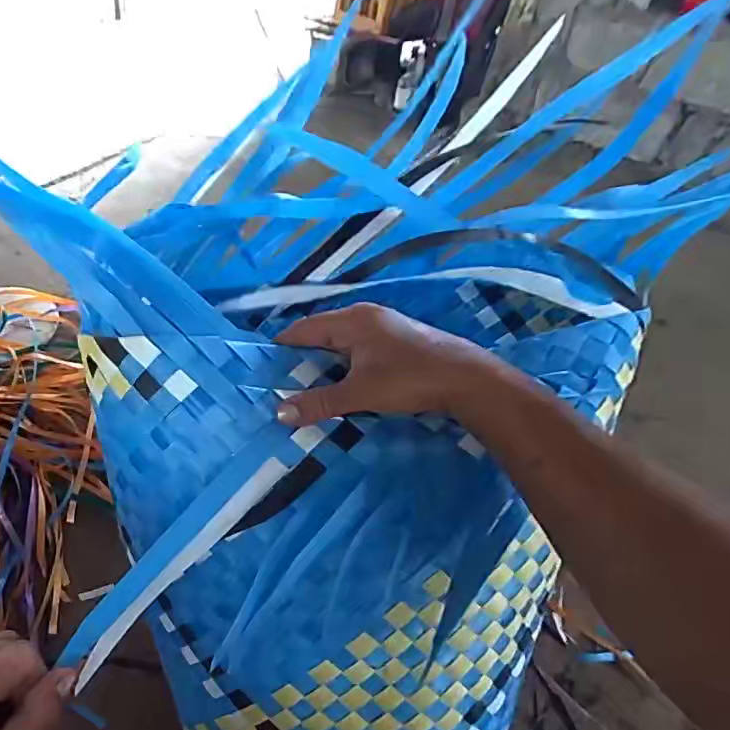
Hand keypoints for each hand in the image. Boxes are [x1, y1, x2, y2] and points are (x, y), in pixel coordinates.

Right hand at [272, 302, 501, 427]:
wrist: (467, 379)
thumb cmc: (410, 379)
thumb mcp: (359, 393)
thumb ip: (319, 402)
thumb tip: (279, 413)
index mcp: (352, 321)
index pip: (303, 329)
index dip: (281, 347)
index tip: (262, 367)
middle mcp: (366, 316)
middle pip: (321, 334)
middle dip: (300, 357)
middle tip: (280, 382)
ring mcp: (384, 327)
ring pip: (341, 342)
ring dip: (323, 362)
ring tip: (305, 386)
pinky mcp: (397, 341)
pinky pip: (357, 349)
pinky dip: (343, 364)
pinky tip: (342, 383)